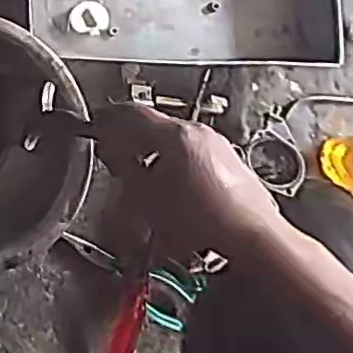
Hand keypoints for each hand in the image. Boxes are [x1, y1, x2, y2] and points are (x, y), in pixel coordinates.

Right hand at [92, 104, 288, 258]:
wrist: (253, 239)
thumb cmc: (206, 221)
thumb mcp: (148, 197)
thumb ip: (126, 169)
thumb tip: (117, 156)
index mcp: (177, 135)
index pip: (133, 113)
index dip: (110, 117)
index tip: (99, 122)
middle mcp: (199, 133)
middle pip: (155, 126)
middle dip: (131, 139)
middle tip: (116, 154)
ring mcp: (218, 146)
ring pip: (175, 141)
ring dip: (154, 154)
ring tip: (144, 178)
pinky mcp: (230, 164)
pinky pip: (194, 154)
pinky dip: (176, 164)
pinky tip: (172, 189)